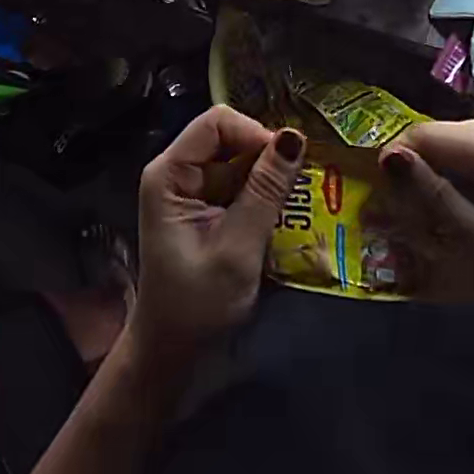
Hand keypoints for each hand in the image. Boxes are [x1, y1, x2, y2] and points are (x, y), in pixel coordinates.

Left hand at [128, 106, 303, 363]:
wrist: (173, 350)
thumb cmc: (198, 303)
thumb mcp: (238, 247)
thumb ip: (266, 191)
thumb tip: (294, 138)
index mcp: (169, 174)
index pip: (216, 123)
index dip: (254, 133)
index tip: (289, 163)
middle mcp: (177, 172)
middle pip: (229, 139)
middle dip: (267, 157)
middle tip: (304, 184)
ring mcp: (191, 190)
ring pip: (239, 162)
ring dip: (270, 178)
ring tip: (301, 201)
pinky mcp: (206, 208)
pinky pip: (240, 186)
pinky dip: (264, 196)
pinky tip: (286, 214)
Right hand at [381, 111, 473, 342]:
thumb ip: (446, 205)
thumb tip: (390, 159)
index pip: (431, 137)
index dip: (401, 166)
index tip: (393, 205)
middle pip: (441, 135)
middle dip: (423, 173)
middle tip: (429, 221)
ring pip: (452, 135)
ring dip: (443, 172)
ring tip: (460, 214)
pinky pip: (473, 138)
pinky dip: (464, 167)